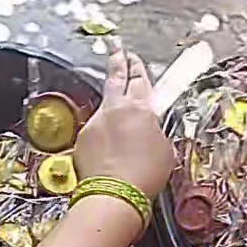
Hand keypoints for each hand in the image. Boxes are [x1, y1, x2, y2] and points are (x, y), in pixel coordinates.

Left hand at [74, 49, 174, 202]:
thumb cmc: (146, 175)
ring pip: (103, 108)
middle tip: (117, 53)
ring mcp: (95, 123)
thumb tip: (146, 130)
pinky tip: (106, 147)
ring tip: (115, 113)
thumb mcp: (164, 149)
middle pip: (115, 80)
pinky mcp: (82, 139)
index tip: (134, 59)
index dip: (137, 68)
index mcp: (141, 108)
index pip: (140, 80)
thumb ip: (153, 130)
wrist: (115, 194)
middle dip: (118, 64)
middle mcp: (115, 109)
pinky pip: (93, 132)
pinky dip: (100, 135)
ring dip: (109, 107)